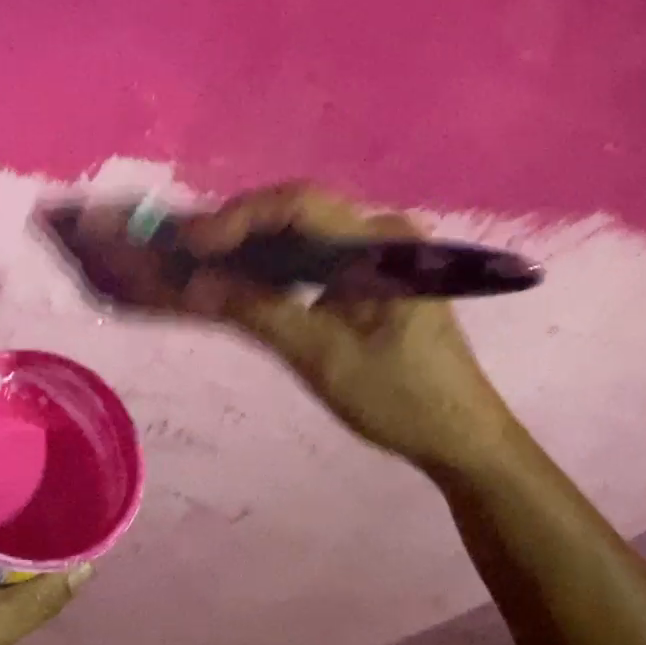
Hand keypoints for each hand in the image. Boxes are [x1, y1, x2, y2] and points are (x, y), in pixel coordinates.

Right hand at [54, 184, 516, 473]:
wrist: (462, 439)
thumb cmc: (399, 398)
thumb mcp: (321, 356)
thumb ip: (257, 311)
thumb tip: (193, 284)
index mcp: (382, 243)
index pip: (298, 205)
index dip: (238, 217)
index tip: (191, 242)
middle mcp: (380, 233)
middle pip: (294, 212)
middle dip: (236, 228)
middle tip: (183, 251)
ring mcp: (377, 252)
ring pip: (298, 233)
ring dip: (248, 246)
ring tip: (199, 262)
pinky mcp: (368, 274)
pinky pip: (309, 255)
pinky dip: (269, 265)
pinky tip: (237, 279)